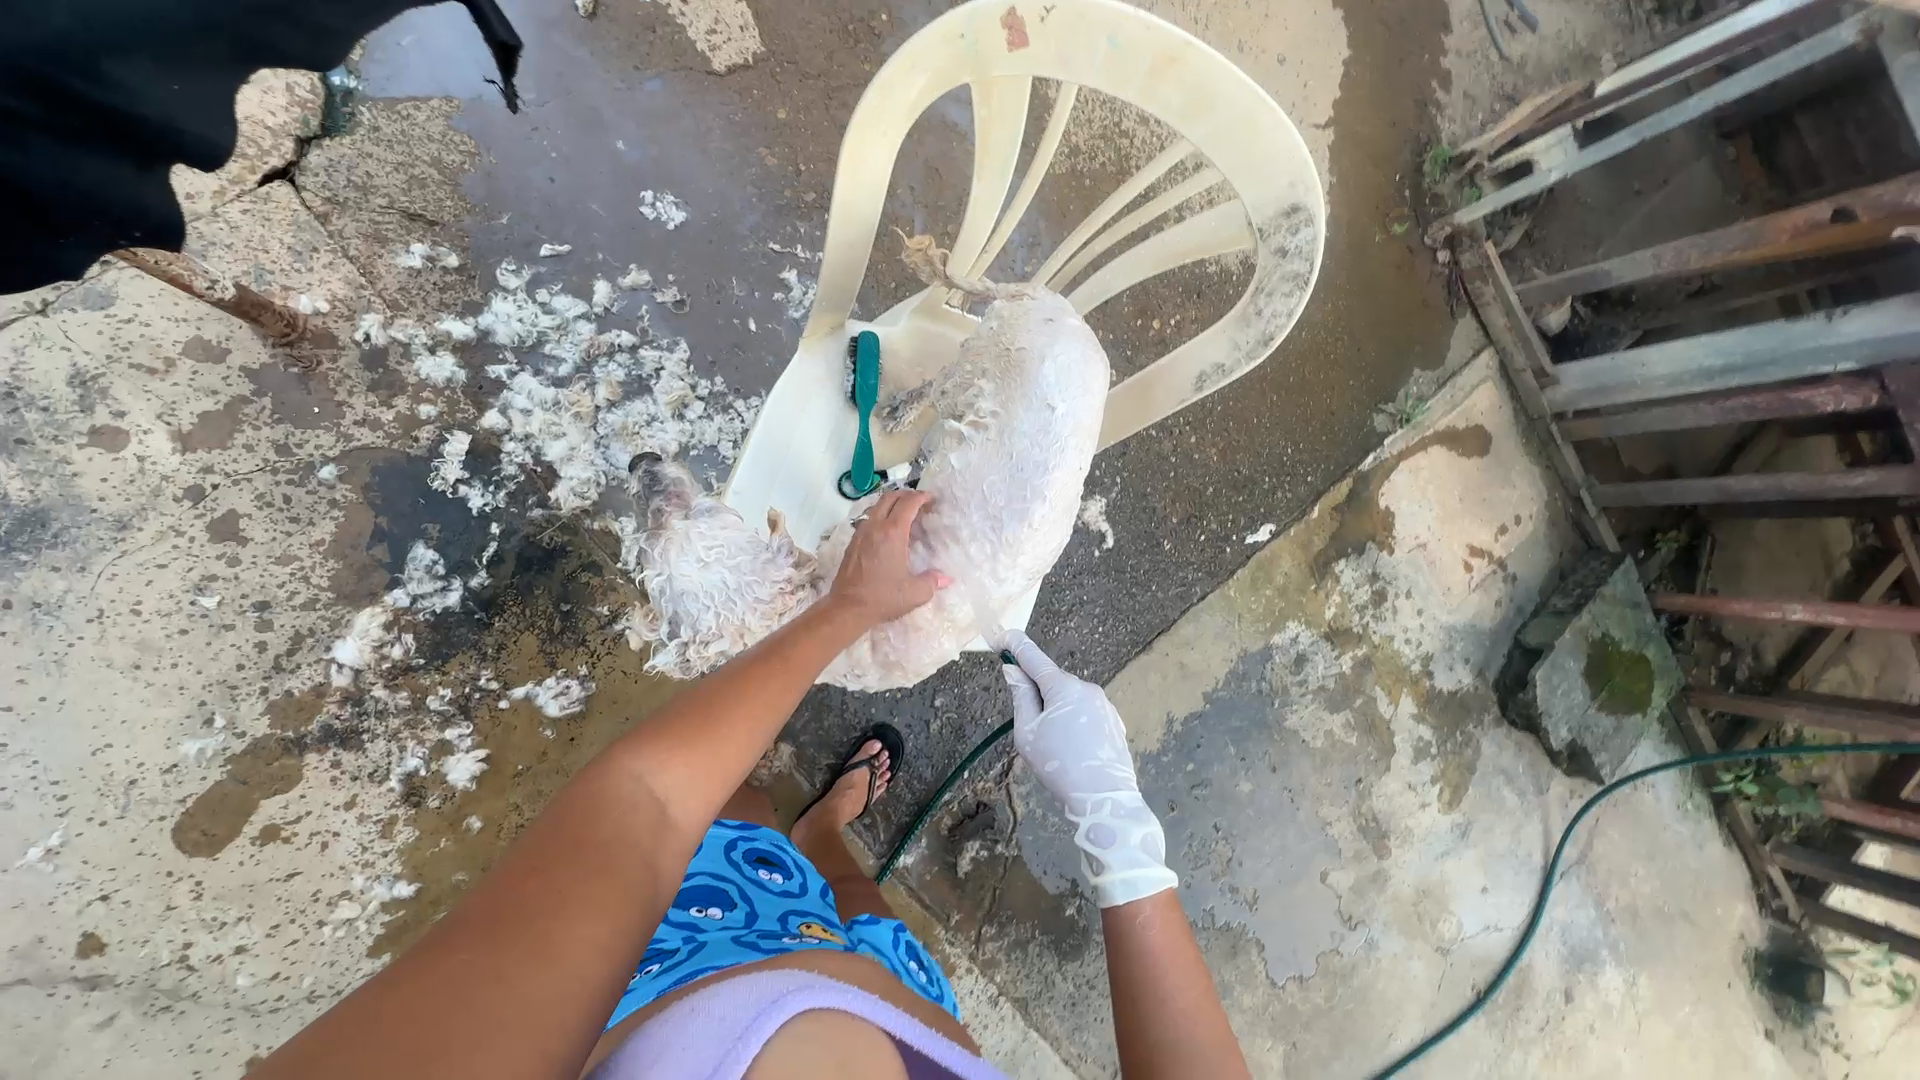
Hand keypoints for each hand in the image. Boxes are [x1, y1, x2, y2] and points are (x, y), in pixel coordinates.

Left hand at [827, 489, 950, 627]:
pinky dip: (881, 517)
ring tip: (904, 515)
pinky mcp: (852, 543)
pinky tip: (887, 533)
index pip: (908, 503)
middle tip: (920, 502)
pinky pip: (869, 520)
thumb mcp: (915, 593)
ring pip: (876, 507)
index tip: (932, 499)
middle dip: (906, 495)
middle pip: (890, 497)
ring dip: (892, 504)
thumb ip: (932, 581)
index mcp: (893, 533)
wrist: (848, 608)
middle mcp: (875, 527)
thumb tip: (945, 578)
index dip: (922, 497)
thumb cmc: (883, 597)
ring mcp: (861, 533)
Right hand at [1002, 630, 1176, 907]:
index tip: (1001, 636)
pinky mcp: (1113, 721)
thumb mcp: (1027, 732)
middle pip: (1052, 681)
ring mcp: (1104, 704)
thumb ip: (1020, 696)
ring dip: (1055, 710)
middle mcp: (1086, 687)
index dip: (1015, 645)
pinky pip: (1085, 712)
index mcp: (1063, 686)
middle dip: (1036, 693)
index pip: (1033, 657)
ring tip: (1053, 747)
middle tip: (1029, 726)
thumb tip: (1012, 670)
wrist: (1104, 798)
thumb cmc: (1058, 764)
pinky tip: (1072, 749)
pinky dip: (1072, 721)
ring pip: (1069, 699)